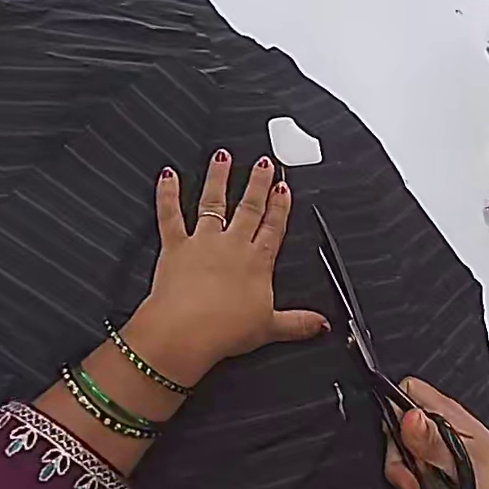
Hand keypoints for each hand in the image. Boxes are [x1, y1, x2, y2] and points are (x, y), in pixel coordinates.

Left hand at [122, 151, 328, 382]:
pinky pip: (170, 215)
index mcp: (258, 262)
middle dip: (258, 184)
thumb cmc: (225, 329)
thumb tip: (321, 325)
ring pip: (214, 203)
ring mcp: (203, 242)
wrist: (187, 330)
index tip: (283, 188)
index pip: (274, 227)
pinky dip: (168, 194)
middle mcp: (232, 245)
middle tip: (264, 163)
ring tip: (223, 157)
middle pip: (249, 208)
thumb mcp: (270, 327)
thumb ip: (298, 323)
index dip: (280, 206)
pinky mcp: (175, 246)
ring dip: (219, 178)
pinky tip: (168, 175)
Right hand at [383, 376, 488, 488]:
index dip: (395, 413)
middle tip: (411, 482)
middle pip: (400, 429)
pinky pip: (415, 478)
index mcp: (451, 416)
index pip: (408, 393)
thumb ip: (432, 441)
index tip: (400, 442)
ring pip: (405, 457)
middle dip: (398, 460)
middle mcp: (445, 429)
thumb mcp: (464, 464)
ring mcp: (442, 452)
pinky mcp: (442, 474)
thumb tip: (408, 417)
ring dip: (406, 483)